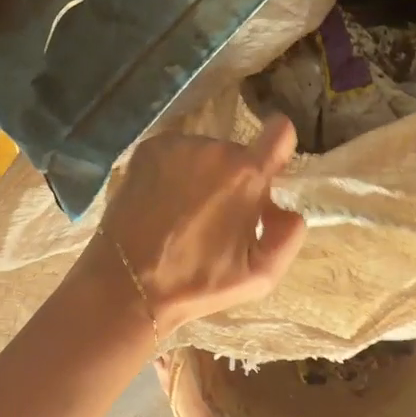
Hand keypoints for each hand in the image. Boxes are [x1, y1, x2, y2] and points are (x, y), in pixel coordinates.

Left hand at [97, 115, 307, 336]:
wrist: (125, 285)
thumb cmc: (197, 284)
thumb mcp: (258, 277)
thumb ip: (289, 237)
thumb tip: (289, 210)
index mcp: (245, 174)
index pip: (280, 131)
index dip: (279, 145)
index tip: (270, 166)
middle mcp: (214, 148)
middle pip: (237, 152)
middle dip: (235, 177)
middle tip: (217, 215)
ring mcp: (178, 145)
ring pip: (205, 153)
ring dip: (203, 173)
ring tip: (183, 213)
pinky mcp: (148, 148)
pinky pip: (175, 152)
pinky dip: (173, 170)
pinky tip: (161, 202)